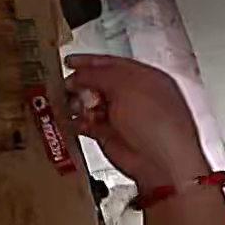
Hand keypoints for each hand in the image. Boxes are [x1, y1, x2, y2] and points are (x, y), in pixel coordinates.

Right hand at [64, 53, 211, 187]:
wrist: (159, 162)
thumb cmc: (158, 125)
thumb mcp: (126, 88)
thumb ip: (100, 75)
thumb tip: (78, 74)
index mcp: (145, 79)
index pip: (112, 64)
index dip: (89, 62)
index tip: (69, 62)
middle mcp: (133, 96)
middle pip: (97, 83)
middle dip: (79, 84)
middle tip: (65, 86)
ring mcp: (120, 115)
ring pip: (89, 103)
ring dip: (76, 103)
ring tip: (69, 105)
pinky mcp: (108, 134)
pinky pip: (85, 123)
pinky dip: (76, 121)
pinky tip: (71, 120)